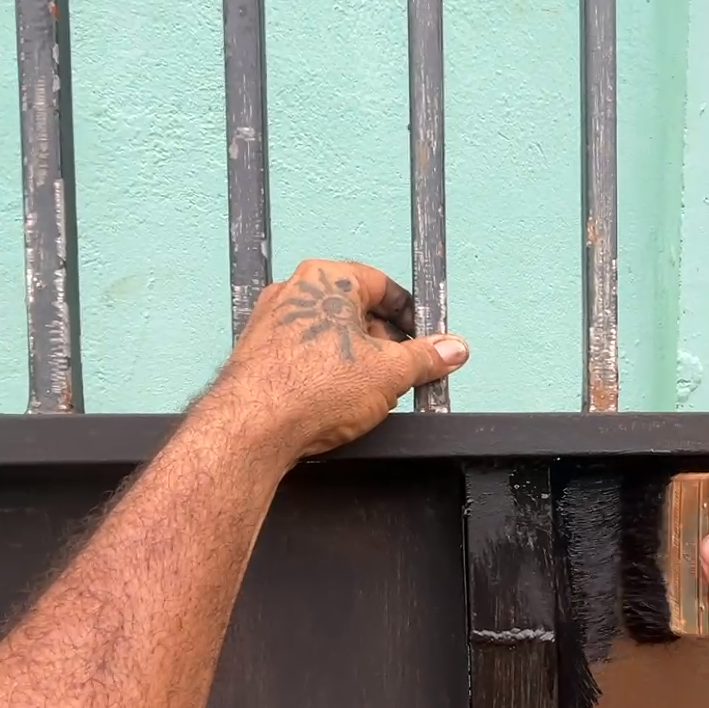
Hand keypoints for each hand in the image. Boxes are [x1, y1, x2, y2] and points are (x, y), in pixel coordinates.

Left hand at [214, 259, 467, 458]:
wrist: (255, 427)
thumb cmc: (311, 387)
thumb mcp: (391, 372)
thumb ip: (427, 358)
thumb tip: (453, 349)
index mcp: (327, 279)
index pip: (383, 286)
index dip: (411, 316)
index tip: (425, 339)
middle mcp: (294, 292)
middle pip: (357, 312)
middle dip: (385, 344)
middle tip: (403, 374)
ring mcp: (273, 323)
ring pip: (333, 336)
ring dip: (359, 362)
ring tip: (372, 395)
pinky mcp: (261, 354)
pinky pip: (308, 356)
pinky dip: (330, 374)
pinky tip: (340, 402)